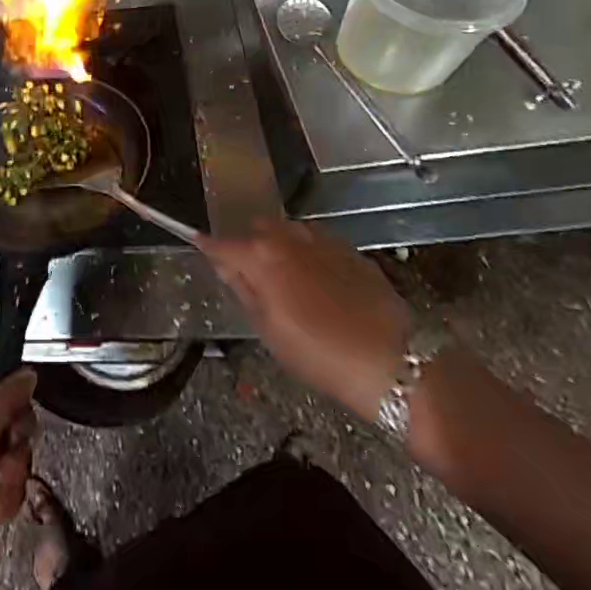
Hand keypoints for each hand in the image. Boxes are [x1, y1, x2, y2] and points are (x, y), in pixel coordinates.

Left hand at [0, 367, 37, 572]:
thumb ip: (5, 397)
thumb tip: (29, 372)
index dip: (9, 378)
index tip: (25, 395)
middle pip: (12, 413)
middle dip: (16, 438)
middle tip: (7, 449)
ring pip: (16, 450)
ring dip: (12, 474)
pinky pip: (12, 480)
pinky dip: (7, 496)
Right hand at [194, 219, 414, 419]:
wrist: (392, 360)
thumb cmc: (320, 353)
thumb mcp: (268, 330)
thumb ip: (243, 290)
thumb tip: (225, 265)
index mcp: (262, 256)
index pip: (221, 243)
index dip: (207, 247)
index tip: (197, 247)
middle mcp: (290, 237)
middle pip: (255, 230)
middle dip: (246, 246)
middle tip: (248, 278)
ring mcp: (323, 240)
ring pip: (287, 232)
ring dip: (278, 247)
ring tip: (284, 281)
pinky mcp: (351, 250)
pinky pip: (316, 242)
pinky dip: (306, 254)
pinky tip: (316, 284)